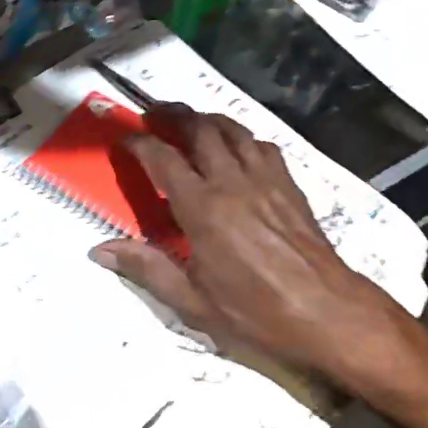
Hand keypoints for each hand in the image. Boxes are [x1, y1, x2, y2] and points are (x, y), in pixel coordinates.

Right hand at [89, 107, 406, 382]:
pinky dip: (242, 138)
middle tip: (154, 114)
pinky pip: (262, 145)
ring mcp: (264, 179)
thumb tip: (101, 250)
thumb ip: (146, 268)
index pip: (163, 159)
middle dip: (173, 114)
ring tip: (190, 121)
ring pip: (232, 129)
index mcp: (203, 209)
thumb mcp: (193, 302)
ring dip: (206, 119)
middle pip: (199, 129)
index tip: (125, 139)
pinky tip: (237, 149)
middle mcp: (232, 182)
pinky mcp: (288, 184)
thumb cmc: (256, 313)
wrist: (327, 313)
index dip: (140, 143)